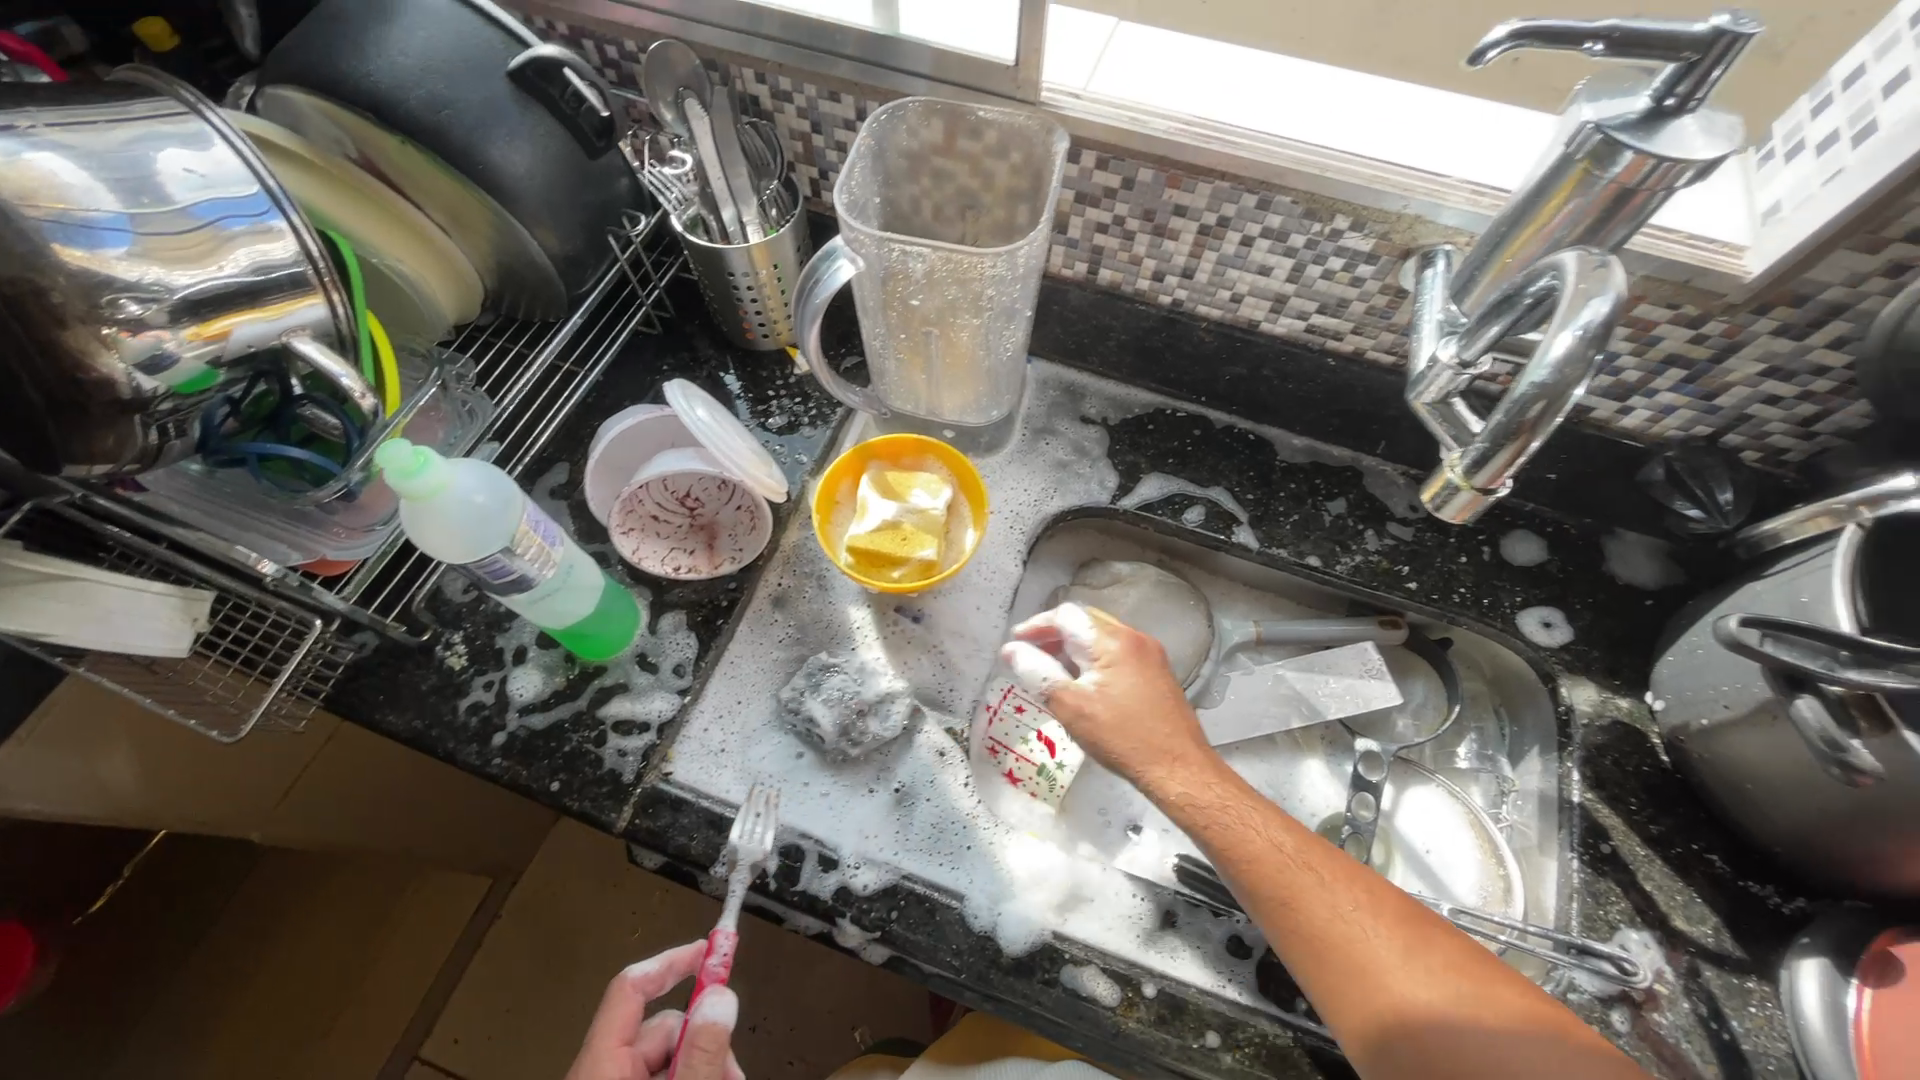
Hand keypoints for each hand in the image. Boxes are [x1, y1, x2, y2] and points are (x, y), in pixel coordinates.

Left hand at [565, 941, 745, 1079]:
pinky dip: (689, 1074)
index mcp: (599, 1065)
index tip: (711, 949)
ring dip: (702, 1060)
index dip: (671, 961)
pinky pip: (662, 1074)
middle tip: (732, 1069)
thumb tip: (721, 995)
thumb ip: (698, 1053)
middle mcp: (602, 1071)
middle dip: (704, 1037)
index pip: (630, 987)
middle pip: (661, 1027)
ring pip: (668, 1054)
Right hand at [1000, 602, 1213, 788]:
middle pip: (1085, 621)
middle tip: (1030, 655)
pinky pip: (1117, 652)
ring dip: (1073, 647)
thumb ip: (1038, 673)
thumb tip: (1011, 651)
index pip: (1066, 615)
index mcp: (1112, 640)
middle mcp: (1134, 637)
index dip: (1036, 625)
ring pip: (1101, 637)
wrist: (1178, 767)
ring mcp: (1149, 654)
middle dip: (1053, 634)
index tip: (1015, 644)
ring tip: (1051, 670)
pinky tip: (1083, 683)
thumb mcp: (1071, 706)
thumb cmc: (1121, 737)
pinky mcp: (1157, 672)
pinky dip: (1093, 658)